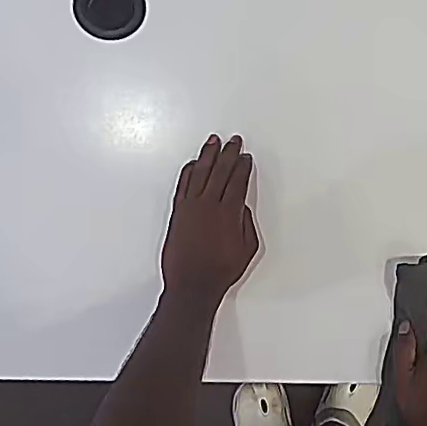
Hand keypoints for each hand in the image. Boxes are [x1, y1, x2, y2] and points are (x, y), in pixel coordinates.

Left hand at [160, 134, 259, 308]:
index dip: (243, 166)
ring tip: (213, 142)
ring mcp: (191, 207)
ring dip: (208, 154)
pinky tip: (194, 163)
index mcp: (229, 212)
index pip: (238, 181)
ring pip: (201, 172)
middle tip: (234, 142)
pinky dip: (189, 171)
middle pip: (221, 171)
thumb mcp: (248, 248)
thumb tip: (241, 208)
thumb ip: (246, 223)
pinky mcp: (178, 212)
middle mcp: (209, 205)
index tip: (245, 157)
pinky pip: (184, 184)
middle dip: (229, 154)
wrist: (192, 284)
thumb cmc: (219, 271)